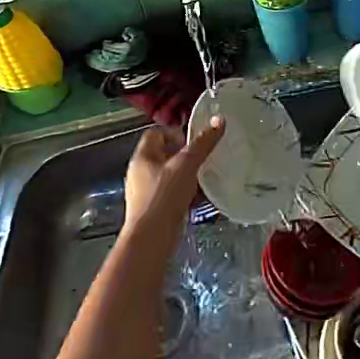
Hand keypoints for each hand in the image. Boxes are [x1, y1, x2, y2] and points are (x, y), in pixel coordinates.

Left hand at [123, 116, 223, 230]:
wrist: (152, 238)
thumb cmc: (165, 196)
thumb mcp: (187, 165)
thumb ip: (203, 144)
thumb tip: (219, 121)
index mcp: (142, 156)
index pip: (156, 133)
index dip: (175, 133)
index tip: (194, 142)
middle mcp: (140, 172)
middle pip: (164, 155)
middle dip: (185, 156)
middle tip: (202, 160)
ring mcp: (145, 192)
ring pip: (170, 176)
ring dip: (187, 176)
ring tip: (204, 179)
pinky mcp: (153, 210)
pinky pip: (171, 195)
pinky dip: (185, 194)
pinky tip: (199, 199)